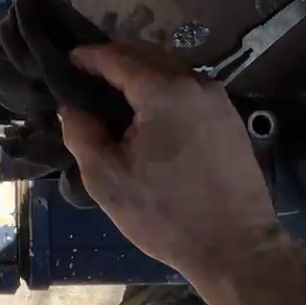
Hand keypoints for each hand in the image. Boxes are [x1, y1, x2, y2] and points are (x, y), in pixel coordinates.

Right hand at [59, 44, 277, 283]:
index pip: (116, 57)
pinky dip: (161, 87)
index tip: (67, 60)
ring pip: (167, 68)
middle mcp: (193, 82)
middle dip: (112, 59)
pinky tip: (147, 112)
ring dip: (138, 73)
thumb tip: (71, 107)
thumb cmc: (166, 214)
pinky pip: (185, 87)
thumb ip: (81, 133)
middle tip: (85, 76)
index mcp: (163, 91)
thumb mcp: (107, 179)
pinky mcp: (228, 116)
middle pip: (144, 54)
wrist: (238, 250)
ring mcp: (216, 97)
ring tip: (113, 94)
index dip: (88, 56)